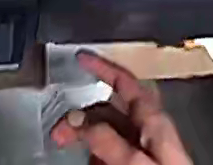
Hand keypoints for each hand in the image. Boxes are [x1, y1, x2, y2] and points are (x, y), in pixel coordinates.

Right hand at [49, 51, 191, 164]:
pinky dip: (99, 157)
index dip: (101, 66)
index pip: (123, 79)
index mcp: (153, 118)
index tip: (80, 58)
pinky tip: (92, 163)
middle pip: (109, 110)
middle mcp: (150, 130)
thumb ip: (106, 137)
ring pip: (109, 136)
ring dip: (89, 142)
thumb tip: (77, 119)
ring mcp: (146, 151)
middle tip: (59, 132)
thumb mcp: (134, 160)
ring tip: (76, 153)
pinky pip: (114, 155)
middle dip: (82, 117)